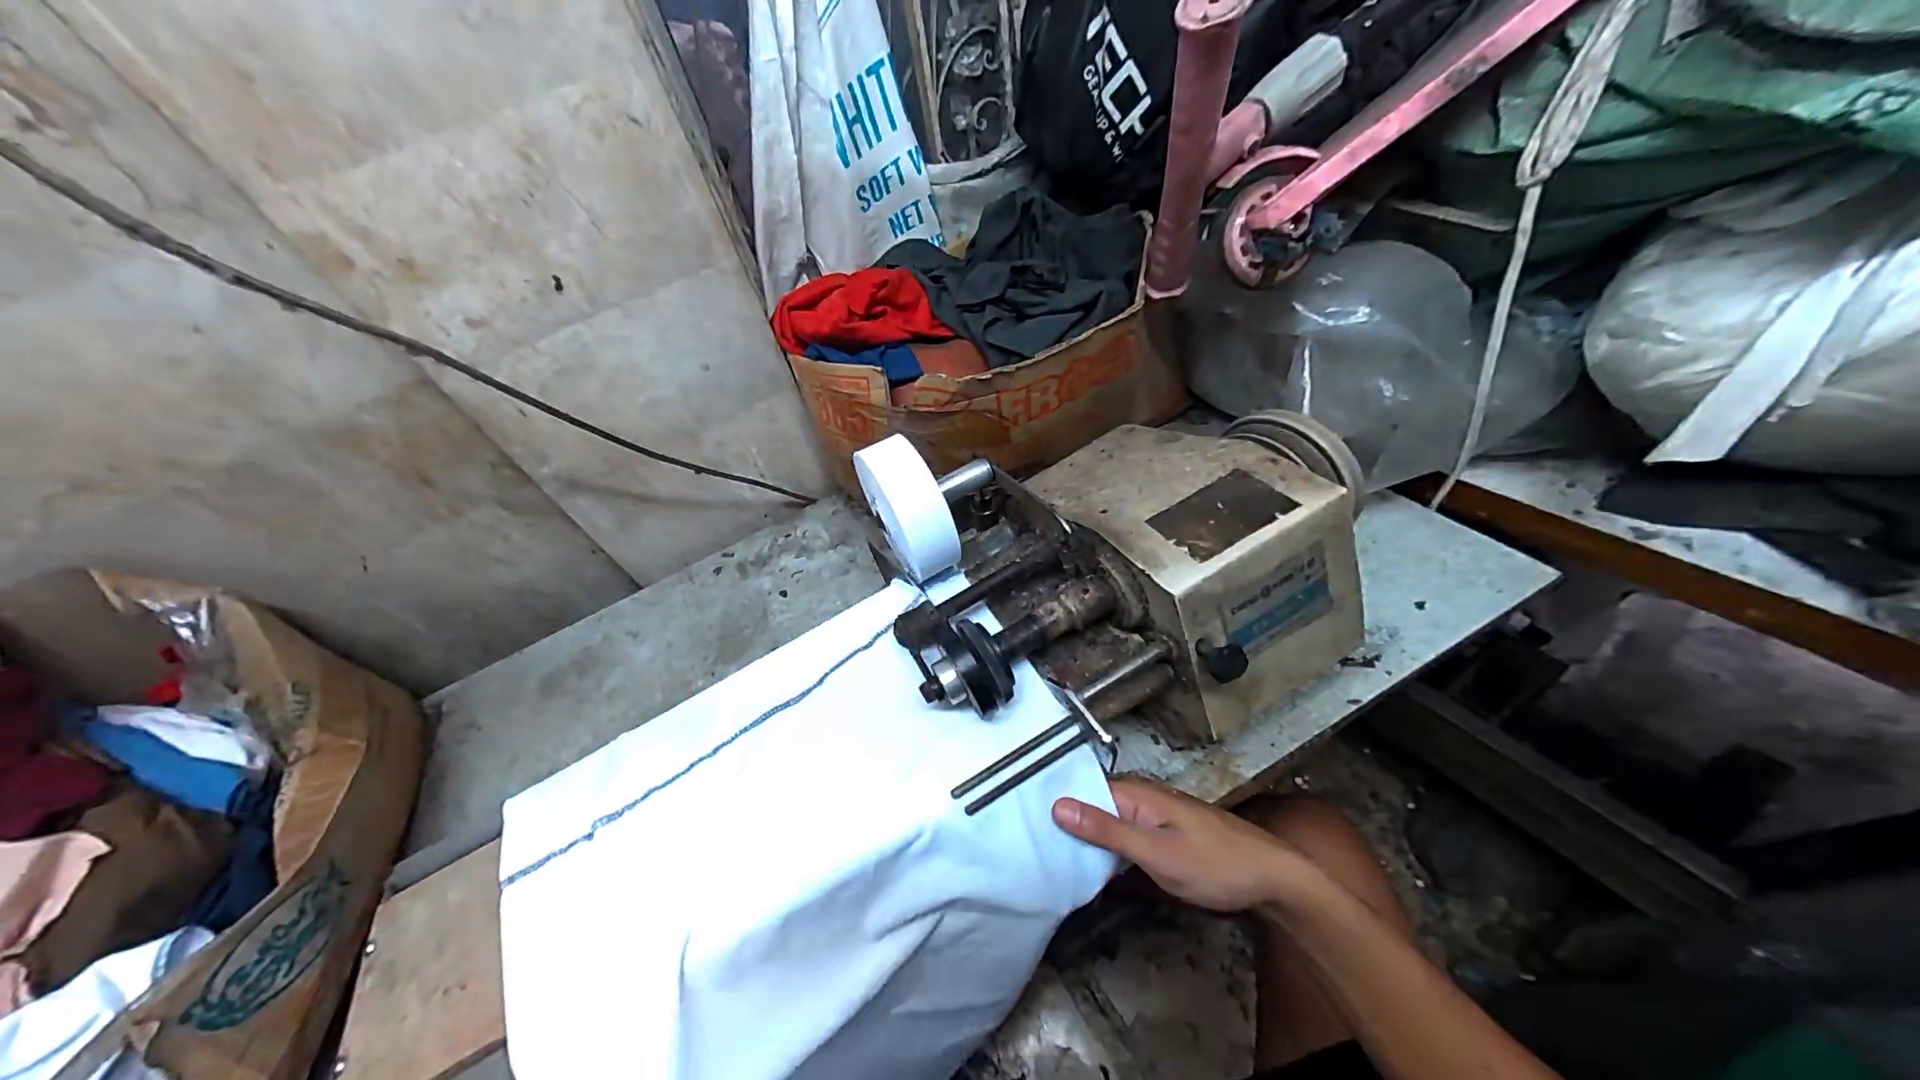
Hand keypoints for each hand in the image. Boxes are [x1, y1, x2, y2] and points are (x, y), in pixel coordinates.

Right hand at [1053, 776, 1310, 911]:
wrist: (1274, 881)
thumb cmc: (1216, 864)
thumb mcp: (1156, 852)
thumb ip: (1107, 830)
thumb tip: (1059, 804)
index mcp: (1137, 793)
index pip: (1083, 790)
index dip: (1056, 804)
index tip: (1025, 822)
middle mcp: (1143, 798)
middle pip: (1094, 806)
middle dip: (1067, 823)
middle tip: (1033, 846)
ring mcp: (1154, 818)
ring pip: (1108, 823)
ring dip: (1087, 840)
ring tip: (1052, 858)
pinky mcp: (1163, 838)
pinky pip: (1124, 838)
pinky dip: (1108, 851)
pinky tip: (1092, 869)